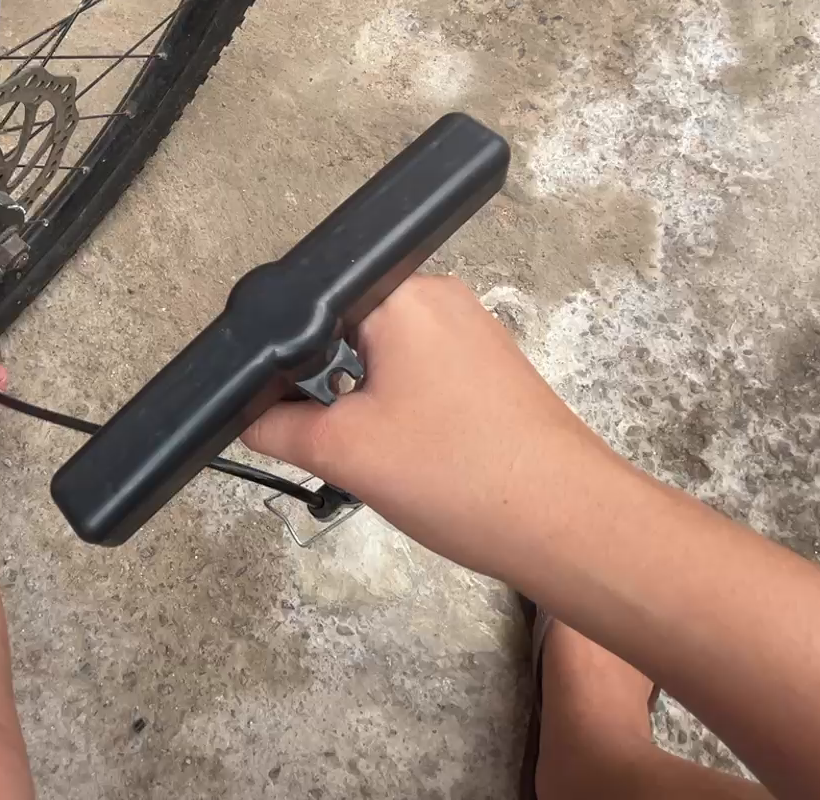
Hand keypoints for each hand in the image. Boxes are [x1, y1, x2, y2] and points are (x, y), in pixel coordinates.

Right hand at [241, 275, 622, 579]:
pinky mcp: (489, 365)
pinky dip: (397, 404)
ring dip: (359, 398)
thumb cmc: (452, 472)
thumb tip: (249, 416)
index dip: (282, 360)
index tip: (277, 406)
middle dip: (324, 384)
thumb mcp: (341, 451)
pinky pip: (417, 371)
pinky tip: (408, 448)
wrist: (570, 527)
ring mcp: (470, 329)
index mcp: (400, 293)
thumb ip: (273, 426)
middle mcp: (437, 295)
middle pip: (344, 331)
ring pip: (379, 355)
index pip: (310, 308)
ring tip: (371, 447)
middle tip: (326, 433)